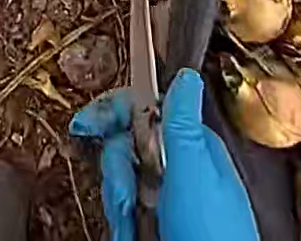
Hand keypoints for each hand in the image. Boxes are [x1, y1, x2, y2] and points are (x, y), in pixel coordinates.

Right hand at [69, 69, 259, 240]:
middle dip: (117, 167)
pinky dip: (121, 221)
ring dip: (118, 199)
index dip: (115, 112)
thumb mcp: (194, 169)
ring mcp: (166, 198)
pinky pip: (125, 209)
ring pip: (124, 178)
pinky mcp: (155, 225)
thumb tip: (185, 75)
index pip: (146, 109)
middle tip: (124, 194)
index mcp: (192, 145)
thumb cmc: (211, 235)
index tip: (89, 121)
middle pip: (128, 144)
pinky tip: (129, 232)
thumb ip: (183, 121)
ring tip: (130, 224)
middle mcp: (179, 168)